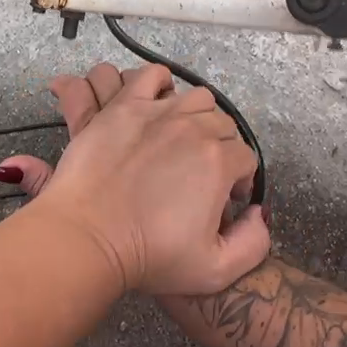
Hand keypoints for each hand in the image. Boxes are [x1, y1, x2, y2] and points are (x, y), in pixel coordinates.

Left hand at [0, 63, 269, 295]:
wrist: (89, 237)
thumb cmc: (149, 256)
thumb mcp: (215, 270)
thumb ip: (254, 243)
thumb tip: (258, 212)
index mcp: (219, 162)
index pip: (245, 158)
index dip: (238, 180)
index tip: (221, 200)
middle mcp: (193, 128)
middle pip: (222, 124)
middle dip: (220, 148)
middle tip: (199, 174)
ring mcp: (157, 112)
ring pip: (195, 98)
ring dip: (196, 116)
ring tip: (180, 140)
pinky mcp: (123, 106)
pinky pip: (152, 76)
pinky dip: (160, 84)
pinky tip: (155, 104)